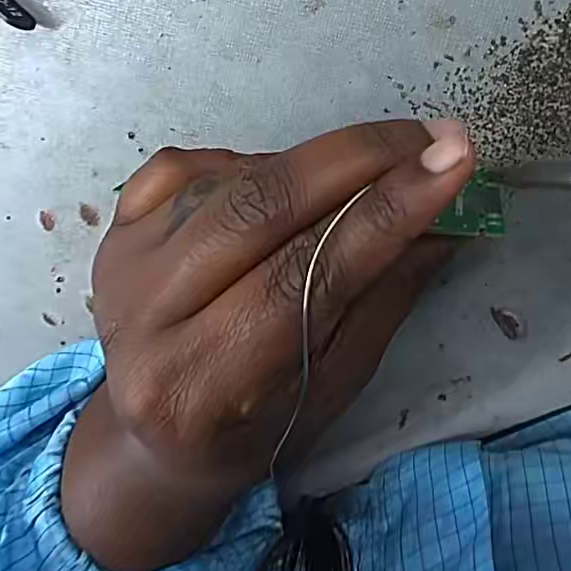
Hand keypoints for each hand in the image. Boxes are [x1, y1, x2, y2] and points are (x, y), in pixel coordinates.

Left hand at [61, 119, 475, 570]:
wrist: (153, 433)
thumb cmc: (261, 422)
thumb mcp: (339, 377)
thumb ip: (388, 292)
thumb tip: (450, 215)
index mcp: (210, 383)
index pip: (312, 273)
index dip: (389, 209)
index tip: (453, 158)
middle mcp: (151, 317)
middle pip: (267, 205)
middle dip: (363, 156)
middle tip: (430, 136)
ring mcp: (125, 260)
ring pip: (241, 175)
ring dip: (320, 162)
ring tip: (367, 173)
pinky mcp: (118, 223)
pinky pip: (201, 162)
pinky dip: (259, 161)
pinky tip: (281, 186)